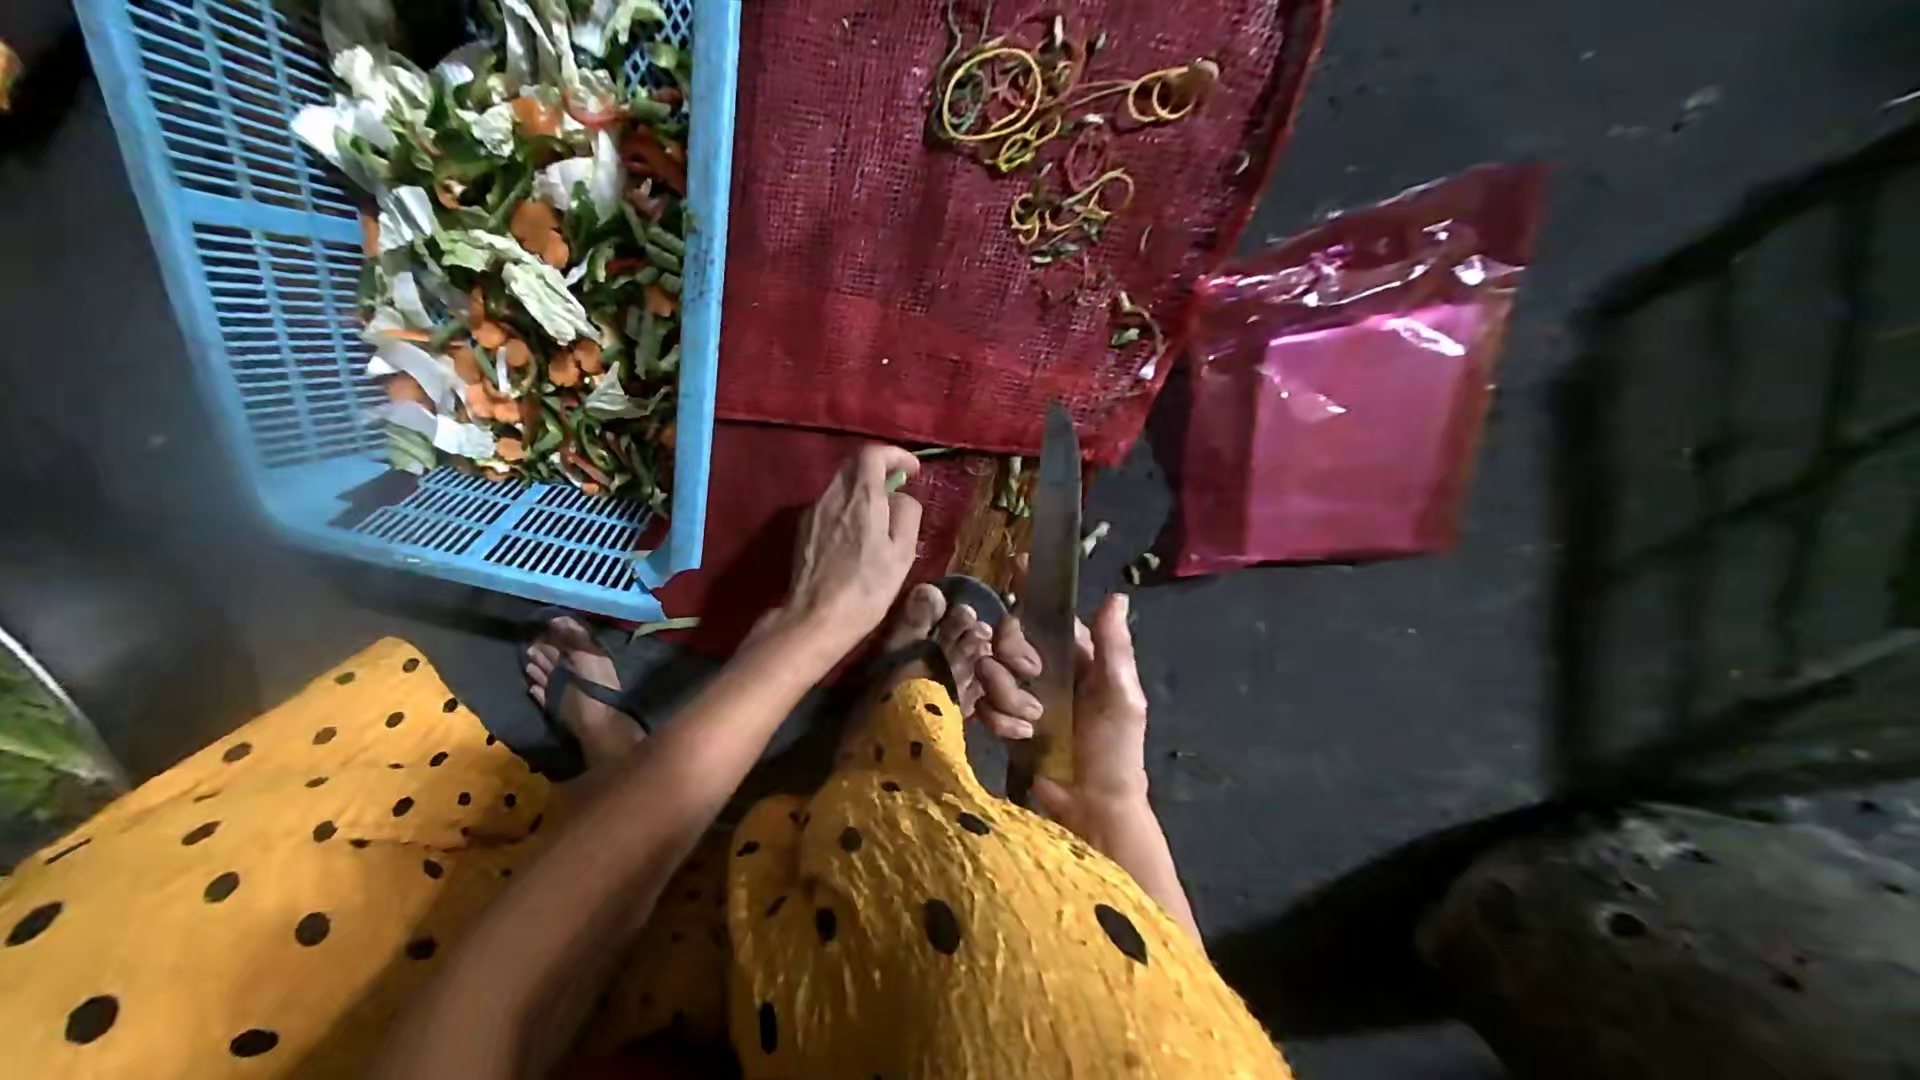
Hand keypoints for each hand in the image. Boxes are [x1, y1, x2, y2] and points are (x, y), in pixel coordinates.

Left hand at [782, 444, 923, 660]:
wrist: (815, 618)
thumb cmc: (866, 588)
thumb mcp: (902, 553)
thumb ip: (907, 514)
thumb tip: (900, 498)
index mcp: (861, 496)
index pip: (873, 453)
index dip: (896, 455)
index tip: (913, 471)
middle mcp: (833, 495)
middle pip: (854, 465)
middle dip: (878, 470)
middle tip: (898, 490)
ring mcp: (813, 511)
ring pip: (840, 485)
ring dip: (862, 490)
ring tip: (879, 516)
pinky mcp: (802, 529)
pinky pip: (829, 505)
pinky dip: (847, 507)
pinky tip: (855, 535)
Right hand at [974, 593, 1151, 827]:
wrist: (1089, 806)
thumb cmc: (1115, 750)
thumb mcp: (1122, 697)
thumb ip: (1114, 648)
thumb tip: (1116, 596)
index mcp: (1077, 655)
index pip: (1051, 613)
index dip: (1034, 587)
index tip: (1018, 563)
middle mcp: (1046, 667)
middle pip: (1010, 635)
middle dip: (1014, 655)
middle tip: (1032, 678)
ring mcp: (1021, 693)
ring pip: (990, 668)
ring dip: (1008, 696)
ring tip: (1033, 723)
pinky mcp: (1003, 720)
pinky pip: (984, 704)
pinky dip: (1000, 720)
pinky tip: (1021, 736)